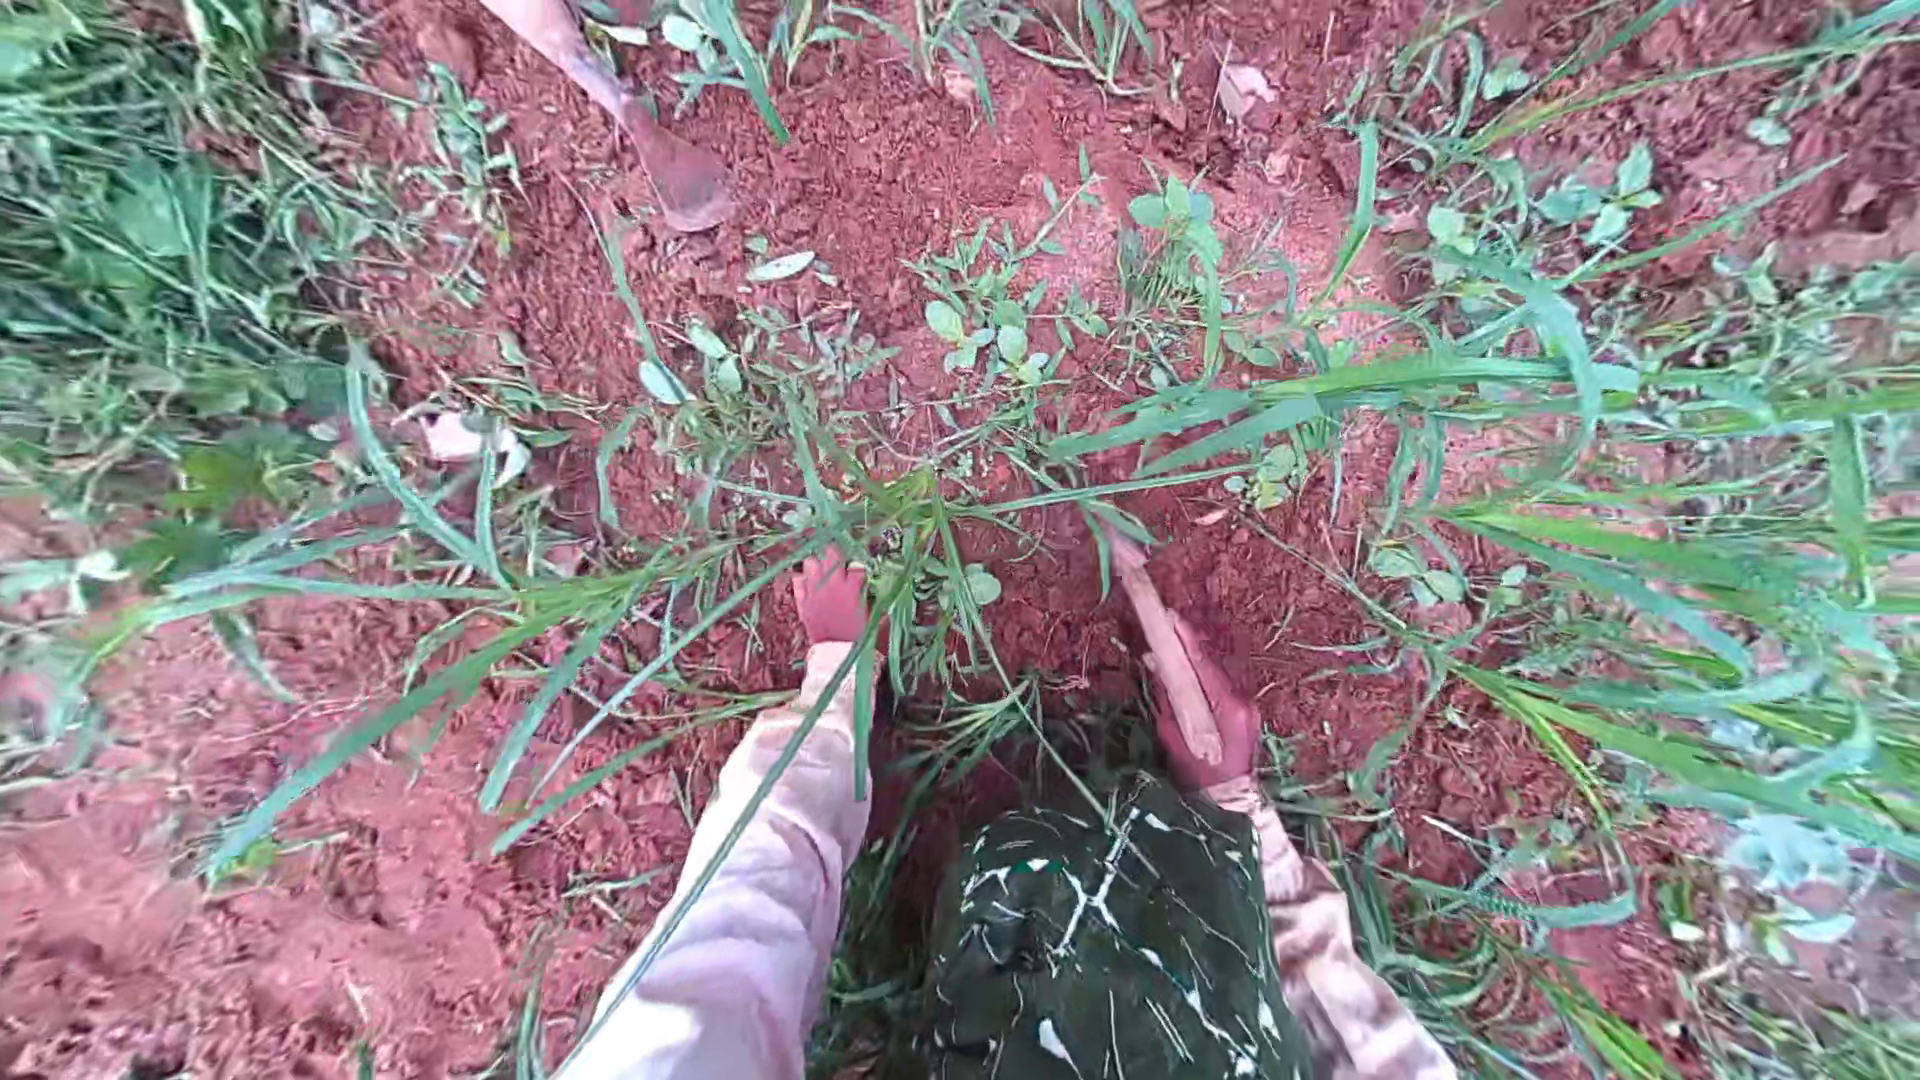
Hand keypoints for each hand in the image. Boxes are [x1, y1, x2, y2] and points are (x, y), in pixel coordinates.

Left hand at [792, 551, 867, 645]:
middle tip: (837, 561)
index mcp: (852, 588)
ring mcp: (815, 591)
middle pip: (831, 554)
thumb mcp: (869, 612)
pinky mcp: (803, 600)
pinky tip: (809, 583)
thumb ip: (866, 593)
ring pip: (811, 562)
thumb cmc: (857, 634)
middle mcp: (832, 585)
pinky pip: (798, 580)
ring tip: (821, 571)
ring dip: (817, 564)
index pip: (856, 565)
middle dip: (835, 555)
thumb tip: (865, 582)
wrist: (836, 651)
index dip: (858, 567)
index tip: (857, 571)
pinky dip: (803, 579)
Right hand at [1149, 614, 1260, 789]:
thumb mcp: (1172, 733)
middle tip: (1168, 623)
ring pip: (1216, 674)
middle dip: (1188, 645)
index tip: (1172, 618)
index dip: (1186, 639)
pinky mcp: (1246, 712)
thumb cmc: (1197, 773)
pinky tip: (1187, 670)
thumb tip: (1156, 663)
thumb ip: (1168, 697)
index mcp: (1227, 707)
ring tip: (1173, 643)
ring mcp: (1248, 707)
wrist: (1231, 802)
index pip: (1203, 664)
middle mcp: (1243, 701)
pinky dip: (1203, 676)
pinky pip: (1220, 687)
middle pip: (1211, 665)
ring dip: (1194, 660)